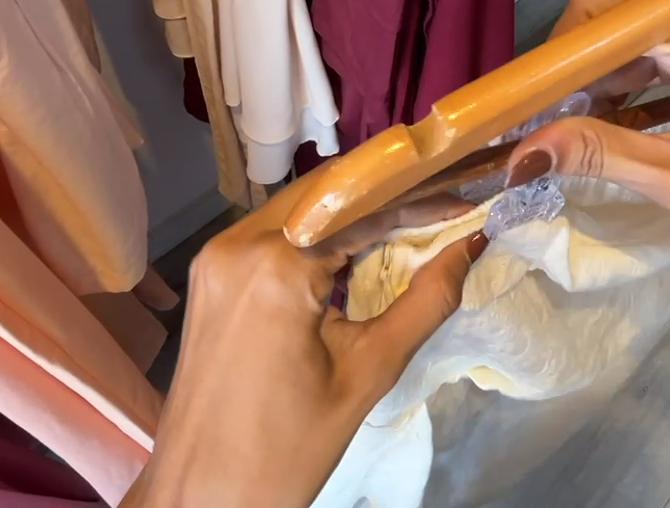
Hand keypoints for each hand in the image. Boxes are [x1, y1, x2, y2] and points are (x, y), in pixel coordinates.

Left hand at [124, 186, 486, 507]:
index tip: (462, 197)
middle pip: (326, 193)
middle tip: (439, 197)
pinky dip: (317, 230)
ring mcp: (218, 253)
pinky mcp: (210, 269)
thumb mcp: (368, 372)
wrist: (199, 497)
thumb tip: (470, 245)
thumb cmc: (288, 448)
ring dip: (351, 207)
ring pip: (299, 206)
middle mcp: (239, 241)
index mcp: (278, 265)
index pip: (362, 210)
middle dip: (386, 192)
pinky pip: (274, 230)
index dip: (418, 200)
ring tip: (409, 214)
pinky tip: (354, 242)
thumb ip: (426, 301)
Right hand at [506, 0, 669, 299]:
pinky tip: (608, 119)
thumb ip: (603, 155)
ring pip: (628, 31)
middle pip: (609, 14)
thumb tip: (521, 152)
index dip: (553, 55)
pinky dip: (621, 78)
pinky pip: (654, 47)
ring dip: (591, 74)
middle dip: (568, 64)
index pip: (601, 14)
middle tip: (545, 123)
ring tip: (566, 127)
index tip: (525, 106)